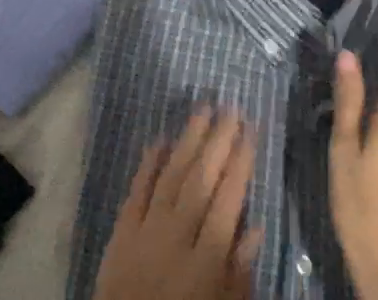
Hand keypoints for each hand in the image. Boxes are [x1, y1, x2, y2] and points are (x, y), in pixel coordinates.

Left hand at [94, 107, 263, 299]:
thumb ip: (239, 271)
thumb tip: (256, 227)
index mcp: (206, 258)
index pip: (228, 199)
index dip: (241, 163)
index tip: (251, 130)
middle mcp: (177, 236)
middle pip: (200, 180)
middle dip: (217, 142)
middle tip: (231, 108)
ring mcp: (146, 231)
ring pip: (170, 177)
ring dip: (187, 141)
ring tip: (202, 109)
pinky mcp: (121, 232)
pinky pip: (136, 191)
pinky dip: (147, 165)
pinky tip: (157, 140)